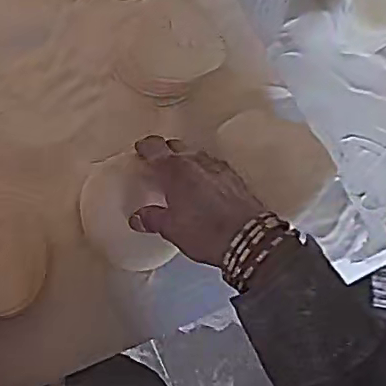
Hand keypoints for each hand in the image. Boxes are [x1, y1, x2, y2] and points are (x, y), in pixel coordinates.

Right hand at [127, 135, 267, 266]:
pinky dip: (204, 171)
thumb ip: (152, 218)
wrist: (247, 238)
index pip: (155, 148)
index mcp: (175, 170)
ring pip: (196, 155)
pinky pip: (213, 167)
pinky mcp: (234, 178)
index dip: (145, 147)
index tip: (140, 150)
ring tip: (180, 176)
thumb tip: (138, 217)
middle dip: (165, 152)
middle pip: (176, 147)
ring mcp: (218, 168)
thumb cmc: (206, 231)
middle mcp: (196, 162)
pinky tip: (203, 185)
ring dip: (186, 161)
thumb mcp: (170, 229)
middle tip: (157, 163)